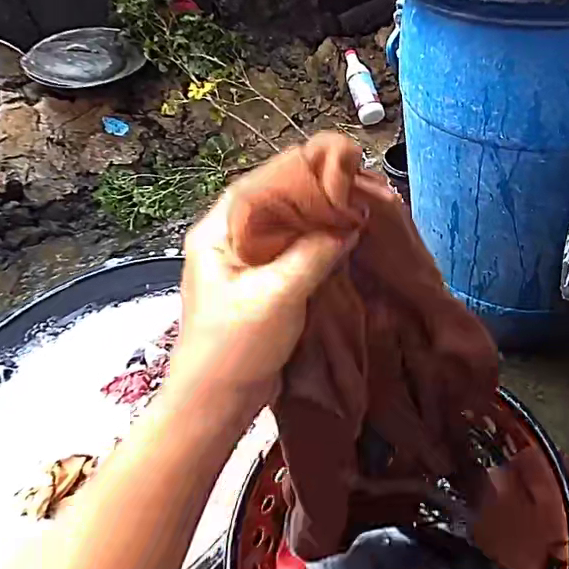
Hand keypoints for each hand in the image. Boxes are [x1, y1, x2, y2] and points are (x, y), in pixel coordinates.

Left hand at [165, 190, 354, 417]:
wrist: (217, 402)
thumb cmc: (234, 347)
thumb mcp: (278, 294)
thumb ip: (314, 253)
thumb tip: (350, 223)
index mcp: (216, 233)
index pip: (258, 187)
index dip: (297, 172)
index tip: (337, 166)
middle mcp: (227, 242)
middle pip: (273, 206)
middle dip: (312, 197)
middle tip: (353, 189)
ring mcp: (244, 265)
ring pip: (284, 231)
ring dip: (315, 223)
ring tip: (352, 211)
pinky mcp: (260, 286)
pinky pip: (290, 255)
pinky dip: (315, 247)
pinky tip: (340, 244)